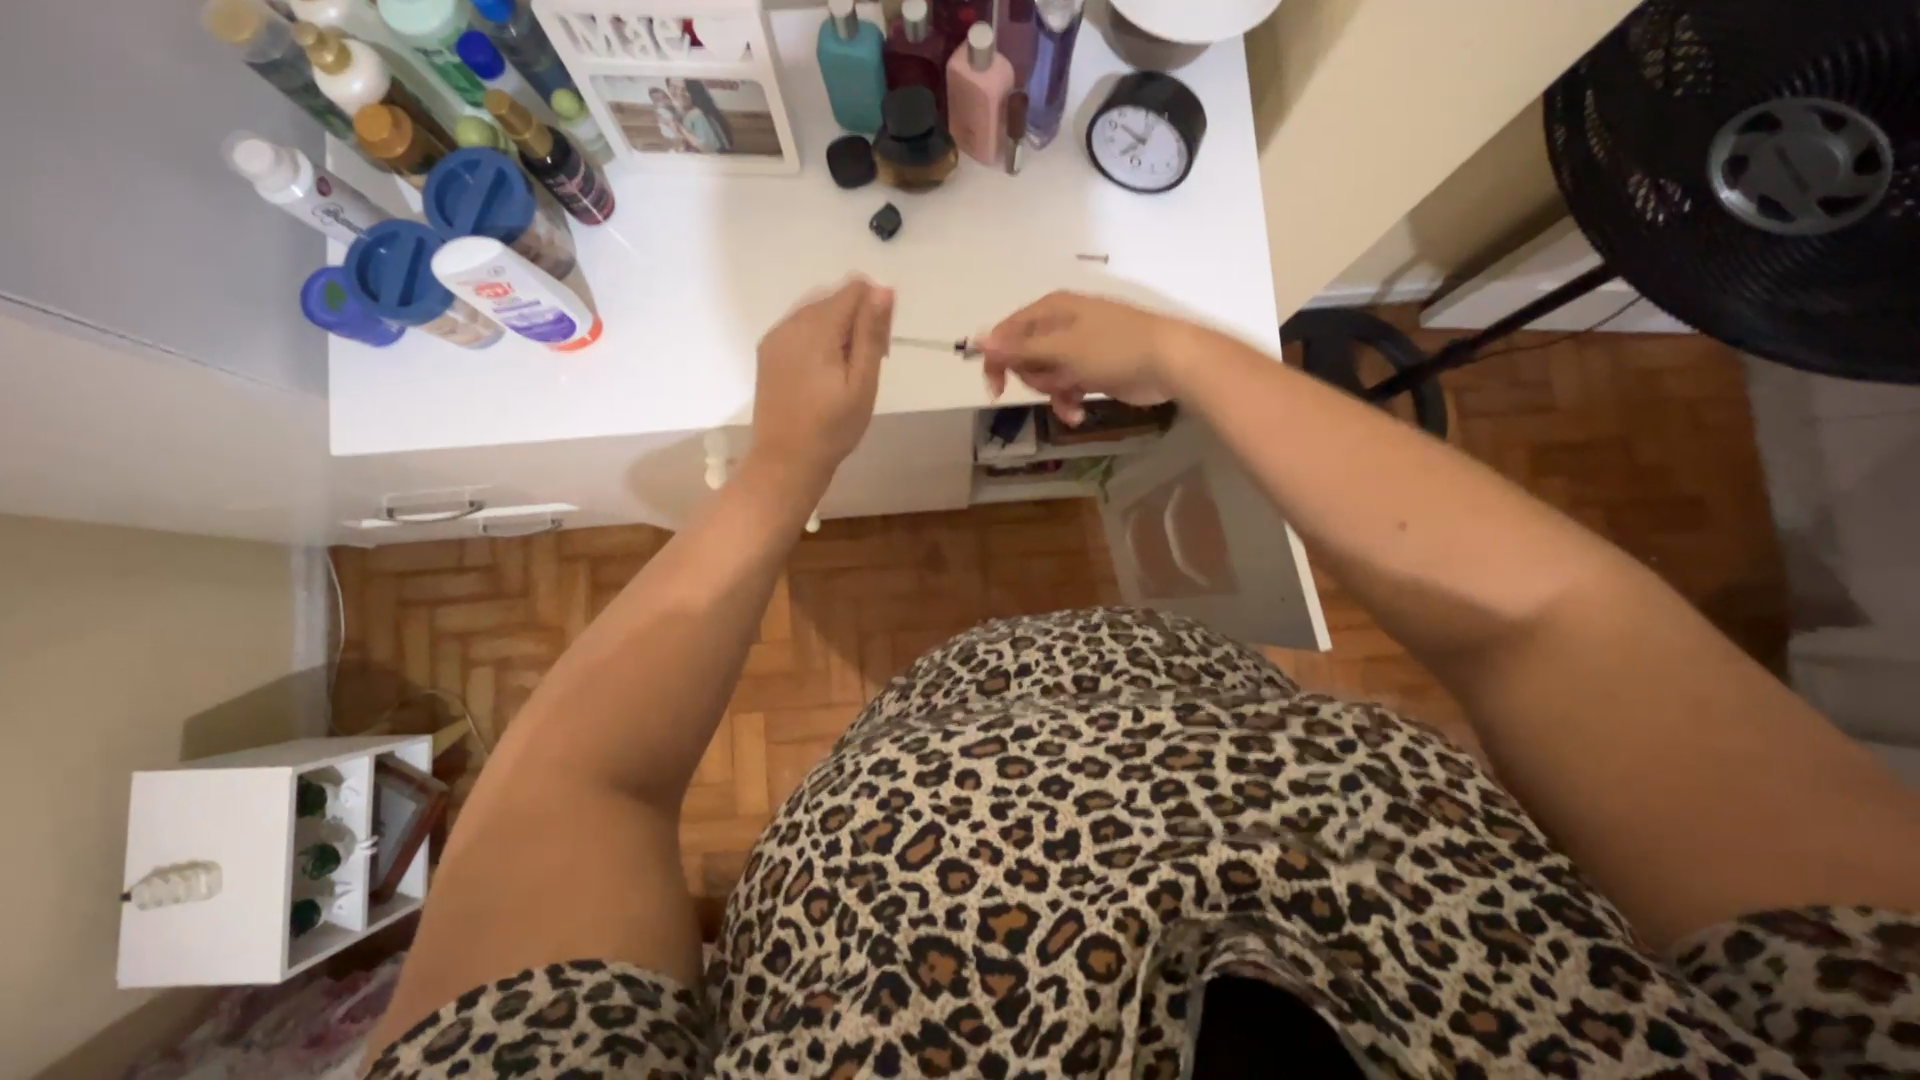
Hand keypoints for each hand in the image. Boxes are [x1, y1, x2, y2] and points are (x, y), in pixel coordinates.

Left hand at [750, 277, 894, 480]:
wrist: (786, 461)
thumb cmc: (832, 428)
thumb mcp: (862, 383)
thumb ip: (872, 333)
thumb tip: (884, 289)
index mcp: (816, 329)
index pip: (854, 289)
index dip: (876, 311)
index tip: (880, 348)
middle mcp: (791, 323)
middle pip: (835, 297)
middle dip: (858, 320)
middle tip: (865, 364)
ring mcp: (775, 336)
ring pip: (817, 311)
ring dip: (838, 329)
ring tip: (845, 371)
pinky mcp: (768, 351)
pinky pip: (799, 327)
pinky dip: (818, 339)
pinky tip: (823, 372)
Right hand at [979, 291, 1182, 425]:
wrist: (1170, 361)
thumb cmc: (1114, 349)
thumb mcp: (1061, 349)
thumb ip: (1018, 347)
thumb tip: (977, 338)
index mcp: (1051, 310)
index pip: (1007, 333)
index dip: (998, 361)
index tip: (996, 391)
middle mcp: (1062, 324)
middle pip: (1025, 357)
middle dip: (1036, 377)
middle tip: (1056, 381)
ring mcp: (1079, 348)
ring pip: (1046, 375)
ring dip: (1053, 393)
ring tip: (1072, 399)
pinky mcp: (1093, 369)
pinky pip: (1067, 386)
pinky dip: (1068, 401)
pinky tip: (1077, 414)